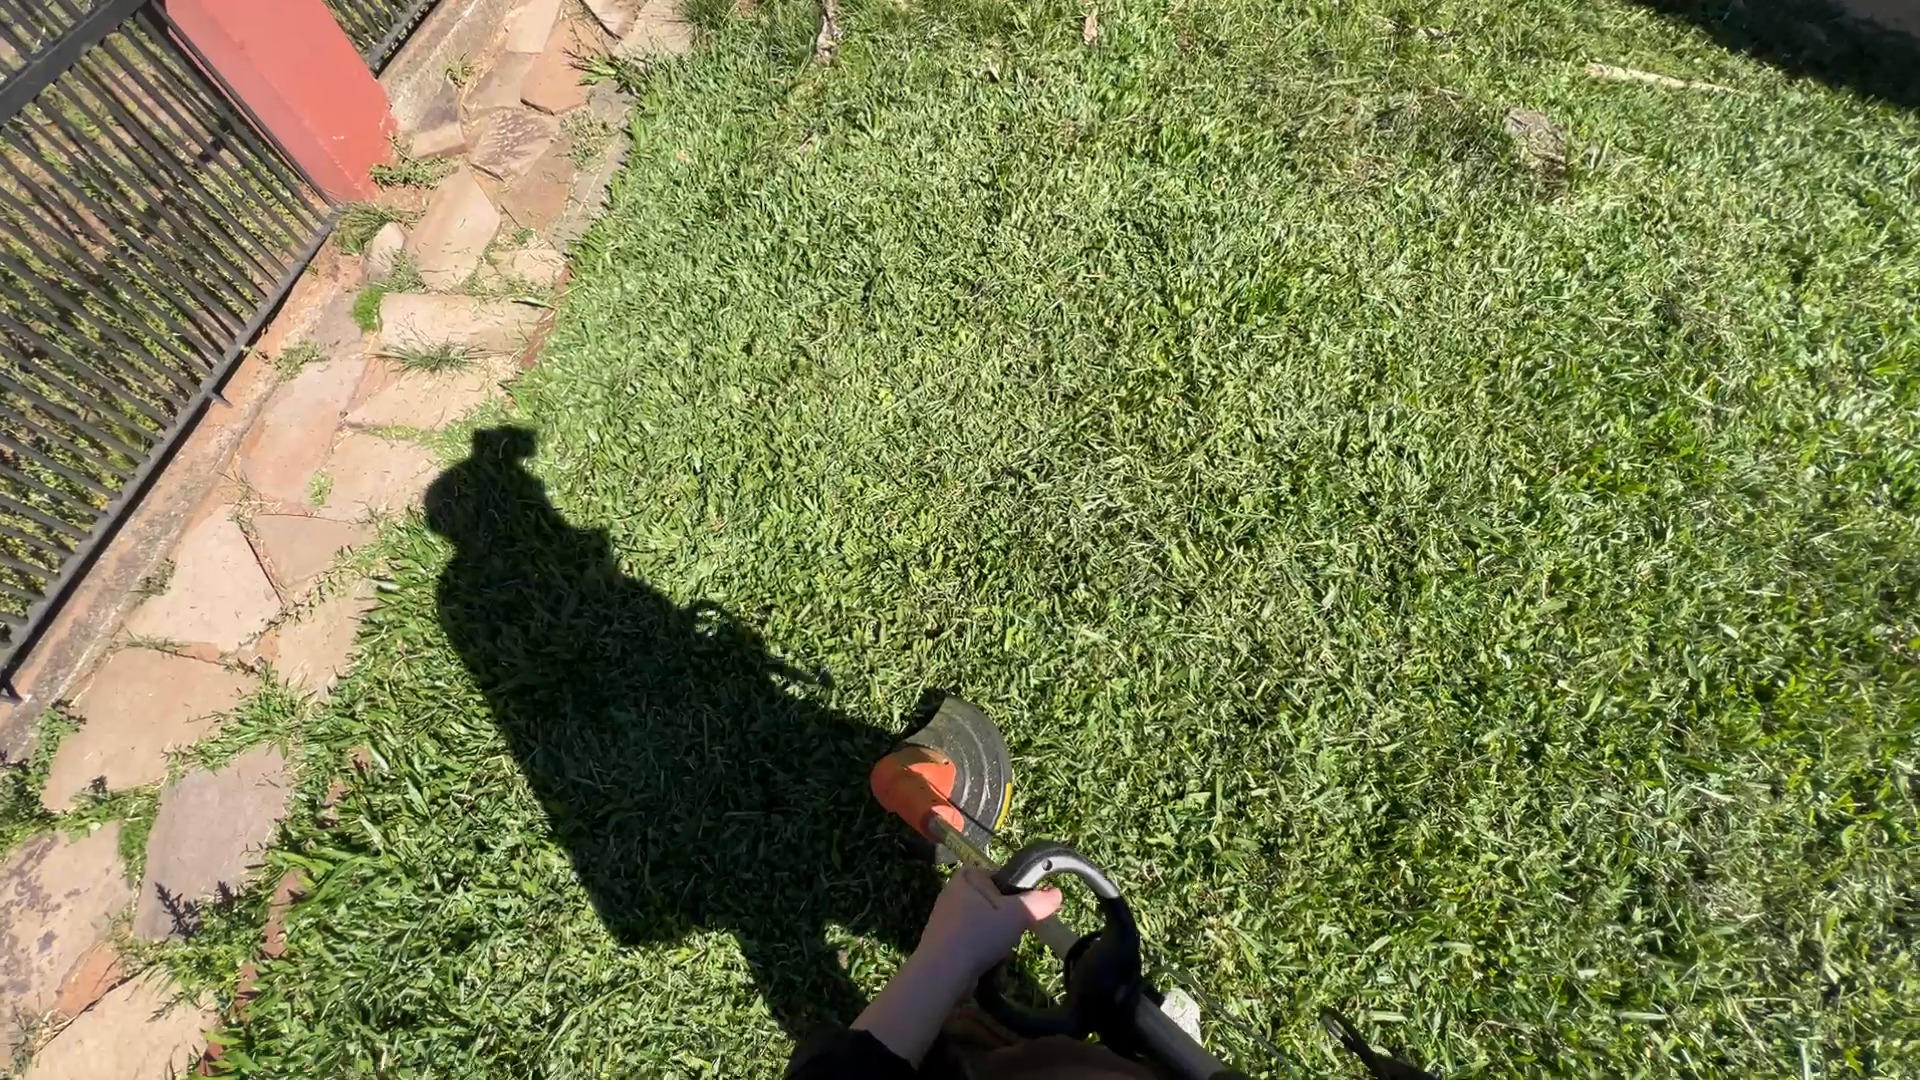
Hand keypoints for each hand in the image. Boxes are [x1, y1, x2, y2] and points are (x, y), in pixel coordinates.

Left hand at [852, 868, 1063, 1065]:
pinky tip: (985, 969)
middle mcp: (953, 892)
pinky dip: (982, 957)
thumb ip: (1039, 903)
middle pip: (994, 908)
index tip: (1022, 916)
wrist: (942, 971)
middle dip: (1005, 928)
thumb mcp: (1017, 914)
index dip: (1015, 898)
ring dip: (996, 946)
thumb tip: (1057, 893)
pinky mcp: (942, 943)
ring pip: (985, 929)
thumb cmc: (980, 933)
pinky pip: (972, 945)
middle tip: (1008, 938)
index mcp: (967, 876)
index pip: (1001, 880)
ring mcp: (945, 918)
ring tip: (997, 957)